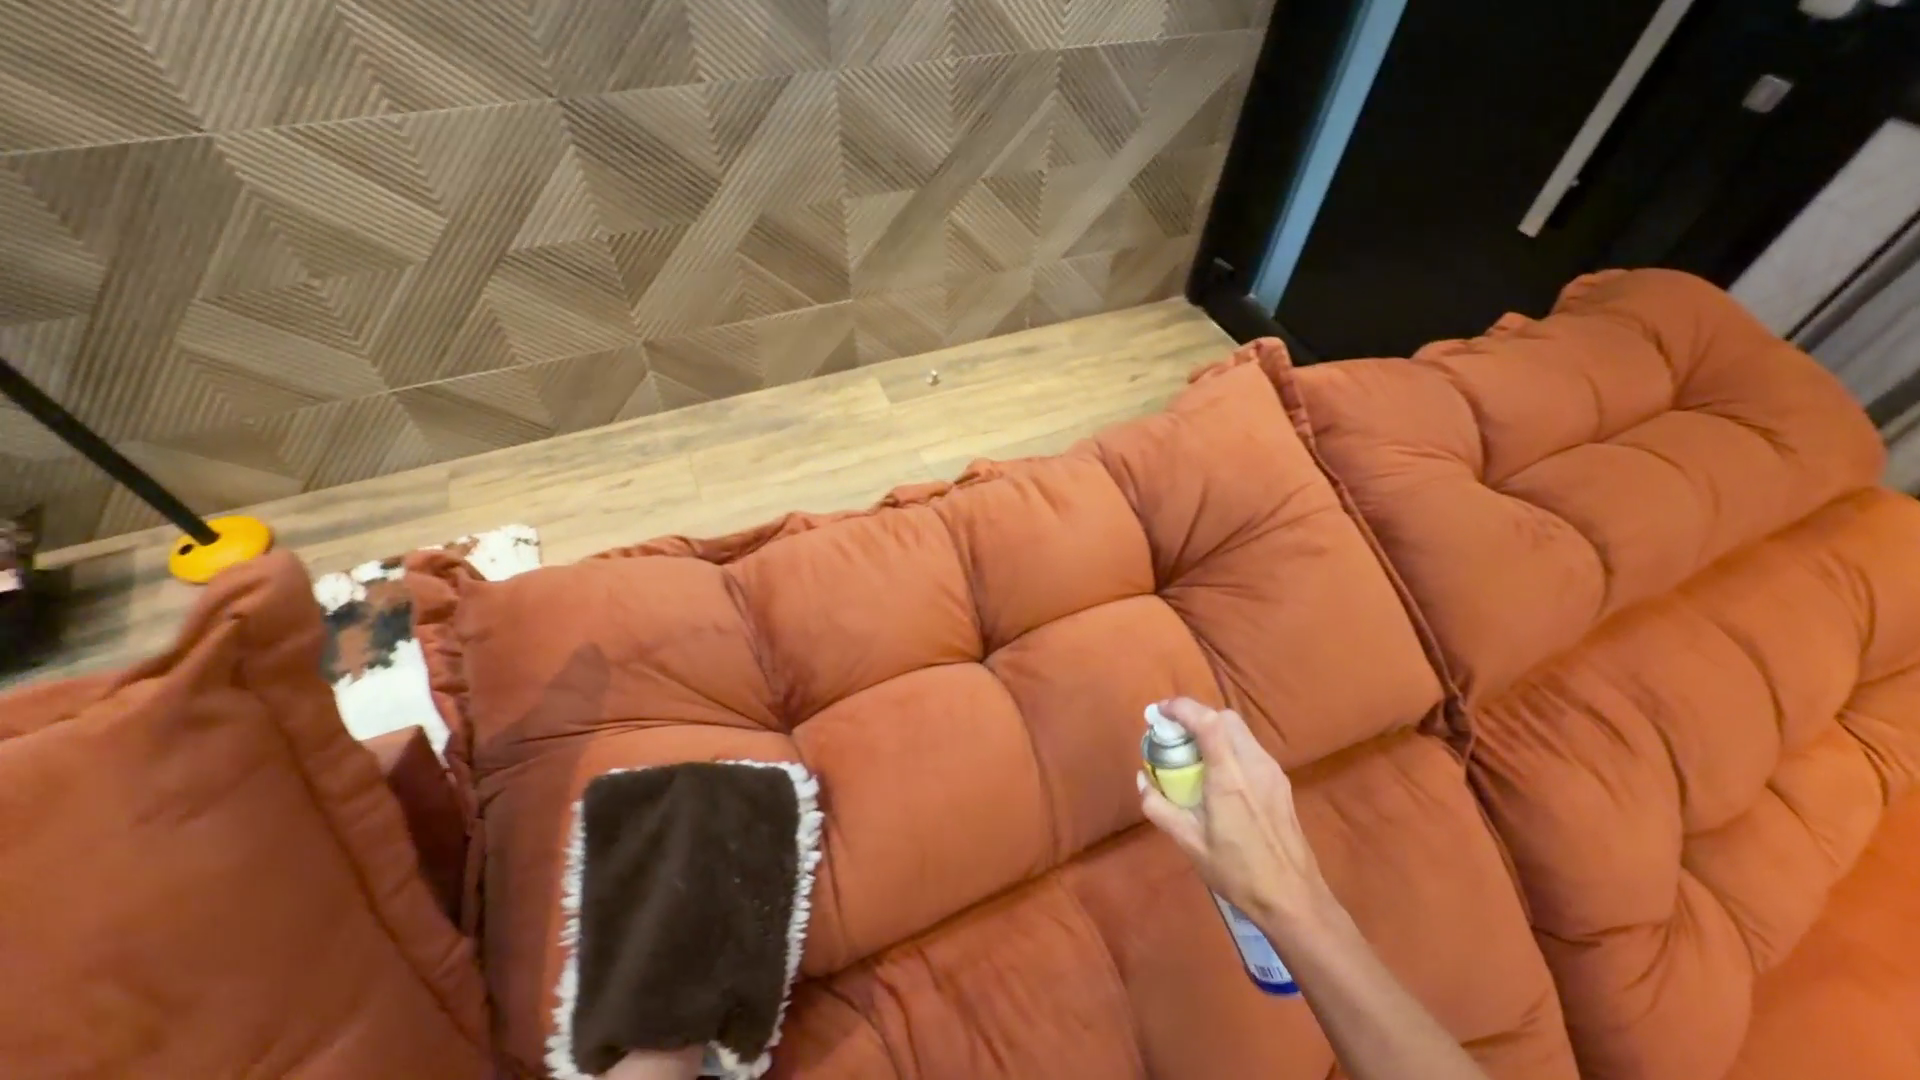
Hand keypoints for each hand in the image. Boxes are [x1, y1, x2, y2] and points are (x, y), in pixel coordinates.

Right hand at [1137, 697, 1337, 940]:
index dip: (1182, 708)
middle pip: (1225, 718)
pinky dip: (1228, 747)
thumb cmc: (1238, 873)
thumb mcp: (1190, 844)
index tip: (1159, 712)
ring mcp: (1272, 773)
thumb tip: (1143, 780)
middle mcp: (1254, 766)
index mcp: (1230, 779)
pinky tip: (1217, 775)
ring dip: (1213, 732)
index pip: (1208, 723)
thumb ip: (1160, 808)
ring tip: (1192, 755)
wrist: (1294, 898)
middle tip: (1173, 735)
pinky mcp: (1281, 784)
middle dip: (1196, 716)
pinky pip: (1250, 750)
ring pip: (1241, 732)